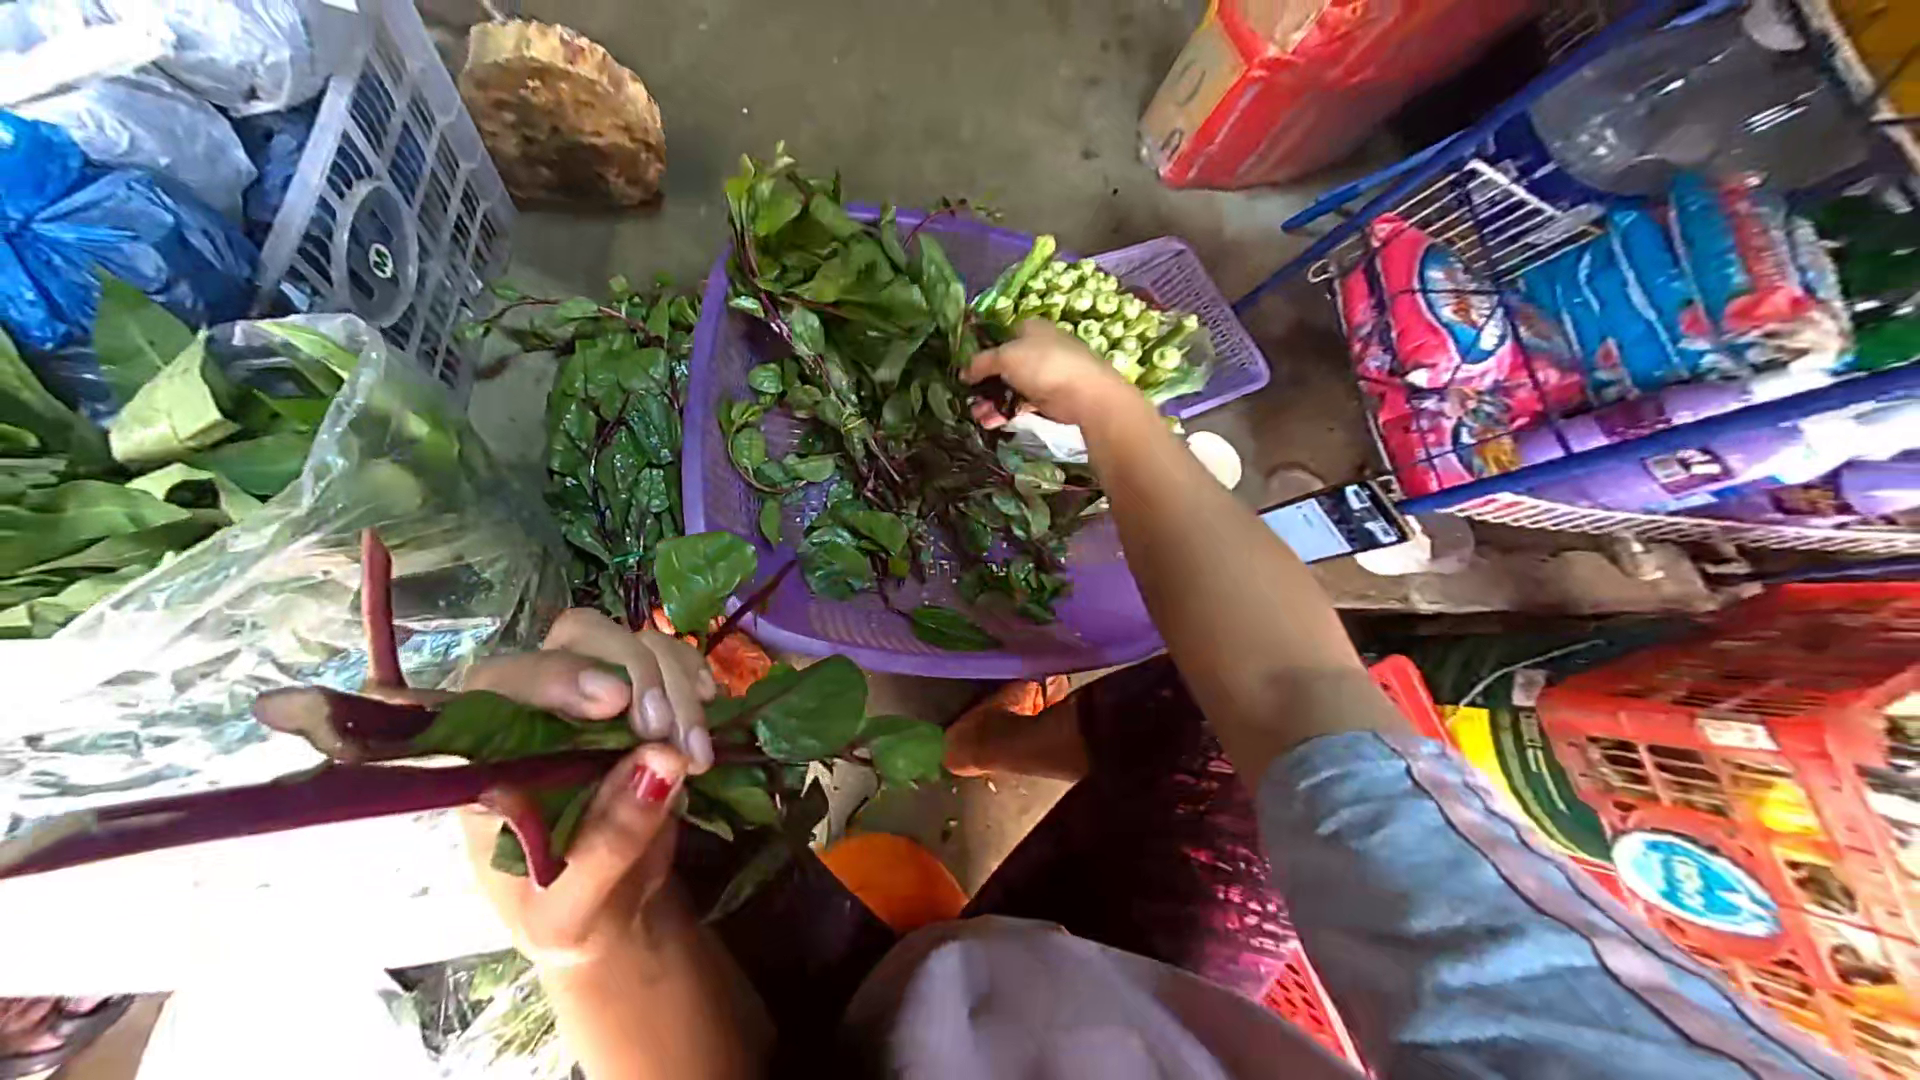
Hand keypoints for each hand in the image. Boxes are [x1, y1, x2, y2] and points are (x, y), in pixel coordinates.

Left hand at [458, 609, 717, 968]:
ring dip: (676, 683)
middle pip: (579, 638)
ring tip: (698, 754)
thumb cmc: (571, 914)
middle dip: (636, 672)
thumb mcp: (574, 909)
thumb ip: (608, 843)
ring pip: (636, 642)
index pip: (503, 685)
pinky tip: (710, 706)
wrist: (617, 911)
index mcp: (493, 760)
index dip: (556, 676)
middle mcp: (542, 712)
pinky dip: (695, 675)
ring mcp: (600, 698)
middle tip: (666, 729)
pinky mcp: (648, 699)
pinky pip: (673, 657)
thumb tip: (663, 761)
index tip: (614, 701)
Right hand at [965, 319, 1136, 427]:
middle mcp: (1035, 349)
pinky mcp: (1047, 398)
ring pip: (1009, 387)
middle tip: (967, 399)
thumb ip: (981, 363)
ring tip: (978, 416)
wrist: (1084, 394)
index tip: (963, 370)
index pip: (997, 337)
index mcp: (1028, 329)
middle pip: (1001, 366)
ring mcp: (1042, 374)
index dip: (979, 352)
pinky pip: (1020, 403)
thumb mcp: (1006, 356)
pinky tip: (992, 423)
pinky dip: (1005, 412)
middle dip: (982, 384)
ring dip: (991, 402)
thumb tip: (963, 371)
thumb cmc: (1043, 364)